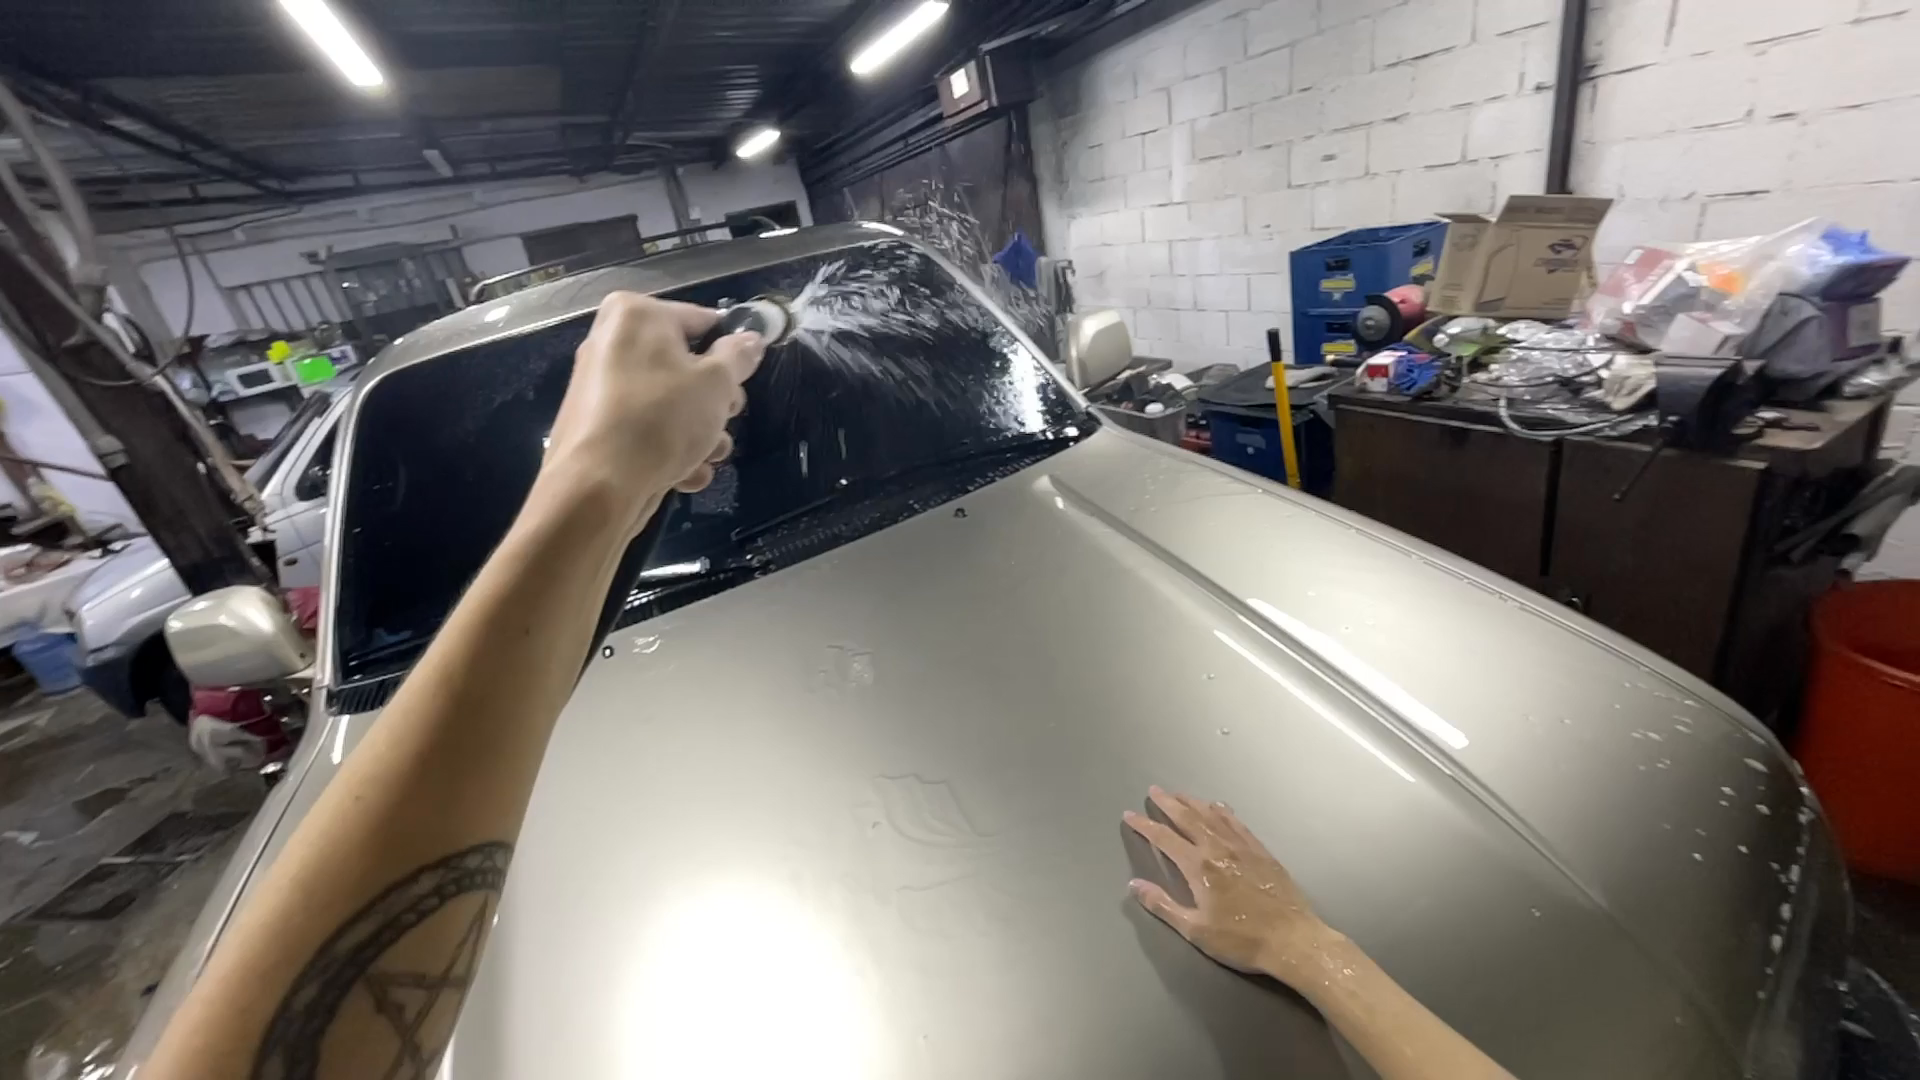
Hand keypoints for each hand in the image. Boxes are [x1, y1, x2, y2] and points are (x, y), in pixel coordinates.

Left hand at [542, 293, 764, 529]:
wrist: (598, 487)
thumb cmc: (661, 420)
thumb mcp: (716, 384)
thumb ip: (738, 357)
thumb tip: (750, 339)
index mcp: (637, 316)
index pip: (704, 321)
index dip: (732, 354)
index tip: (746, 381)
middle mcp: (615, 342)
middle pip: (691, 366)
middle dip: (716, 403)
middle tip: (721, 419)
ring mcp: (606, 387)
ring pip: (676, 404)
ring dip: (702, 434)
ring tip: (704, 456)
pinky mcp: (604, 427)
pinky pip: (653, 429)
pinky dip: (673, 450)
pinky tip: (682, 473)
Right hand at [1124, 786, 1333, 981]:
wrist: (1293, 942)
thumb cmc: (1241, 940)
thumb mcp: (1195, 931)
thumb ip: (1162, 905)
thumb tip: (1134, 885)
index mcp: (1198, 867)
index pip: (1164, 838)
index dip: (1144, 825)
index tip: (1129, 814)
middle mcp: (1217, 848)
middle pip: (1187, 818)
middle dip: (1167, 803)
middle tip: (1154, 790)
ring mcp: (1241, 847)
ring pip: (1212, 815)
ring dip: (1192, 802)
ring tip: (1179, 794)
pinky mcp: (1261, 852)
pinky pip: (1237, 823)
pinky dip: (1223, 811)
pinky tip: (1218, 806)